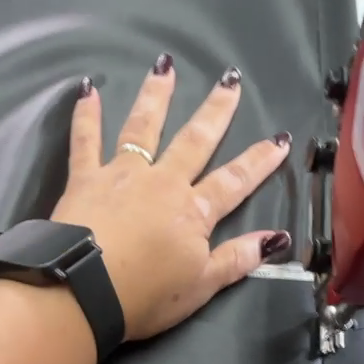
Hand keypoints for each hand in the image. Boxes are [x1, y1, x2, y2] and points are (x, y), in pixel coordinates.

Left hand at [52, 56, 293, 341]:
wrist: (83, 290)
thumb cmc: (145, 296)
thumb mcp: (200, 287)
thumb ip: (236, 260)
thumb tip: (275, 239)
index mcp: (193, 212)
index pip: (234, 182)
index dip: (259, 162)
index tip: (279, 139)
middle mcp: (162, 183)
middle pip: (194, 142)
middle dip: (215, 112)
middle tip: (230, 81)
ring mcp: (122, 175)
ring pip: (143, 128)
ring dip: (157, 96)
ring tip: (164, 67)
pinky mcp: (84, 179)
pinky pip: (85, 140)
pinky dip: (87, 115)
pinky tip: (88, 90)